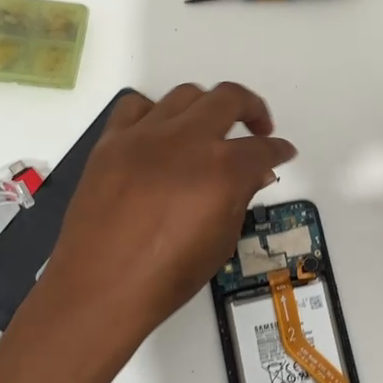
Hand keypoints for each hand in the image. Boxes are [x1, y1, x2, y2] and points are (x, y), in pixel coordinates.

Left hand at [40, 83, 295, 343]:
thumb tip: (254, 174)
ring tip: (209, 128)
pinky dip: (155, 113)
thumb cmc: (166, 277)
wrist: (99, 288)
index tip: (282, 152)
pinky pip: (136, 107)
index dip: (279, 150)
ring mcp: (145, 136)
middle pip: (229, 98)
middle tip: (257, 128)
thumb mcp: (220, 243)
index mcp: (221, 170)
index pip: (263, 149)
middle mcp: (187, 141)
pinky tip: (159, 133)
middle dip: (252, 109)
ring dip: (207, 106)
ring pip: (186, 94)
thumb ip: (240, 198)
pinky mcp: (111, 141)